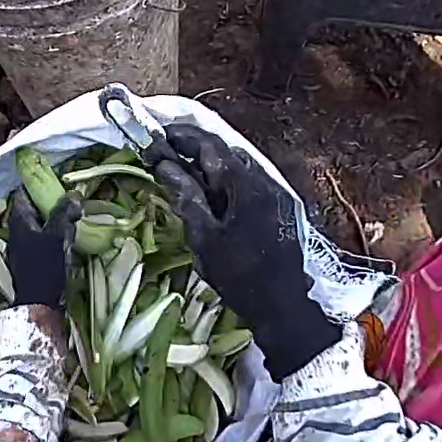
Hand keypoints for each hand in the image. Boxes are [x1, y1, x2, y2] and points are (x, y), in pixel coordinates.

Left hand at [6, 191, 80, 309]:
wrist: (38, 303)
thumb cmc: (43, 267)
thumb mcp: (55, 236)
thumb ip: (64, 213)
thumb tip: (73, 195)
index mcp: (19, 219)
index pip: (24, 192)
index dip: (38, 184)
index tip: (57, 180)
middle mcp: (18, 228)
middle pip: (35, 206)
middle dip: (53, 201)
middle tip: (72, 199)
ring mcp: (25, 242)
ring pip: (42, 221)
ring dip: (57, 218)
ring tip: (75, 216)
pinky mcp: (34, 255)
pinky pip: (45, 235)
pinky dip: (57, 232)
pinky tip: (70, 236)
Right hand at [150, 124, 343, 379]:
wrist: (282, 307)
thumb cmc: (239, 275)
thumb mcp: (204, 237)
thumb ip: (186, 197)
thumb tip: (164, 165)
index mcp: (245, 186)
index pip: (211, 147)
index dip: (183, 137)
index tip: (159, 135)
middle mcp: (264, 182)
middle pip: (225, 153)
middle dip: (194, 148)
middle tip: (165, 151)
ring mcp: (274, 194)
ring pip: (235, 167)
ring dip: (207, 164)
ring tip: (180, 169)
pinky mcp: (277, 207)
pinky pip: (245, 182)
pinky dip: (221, 180)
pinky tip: (206, 192)